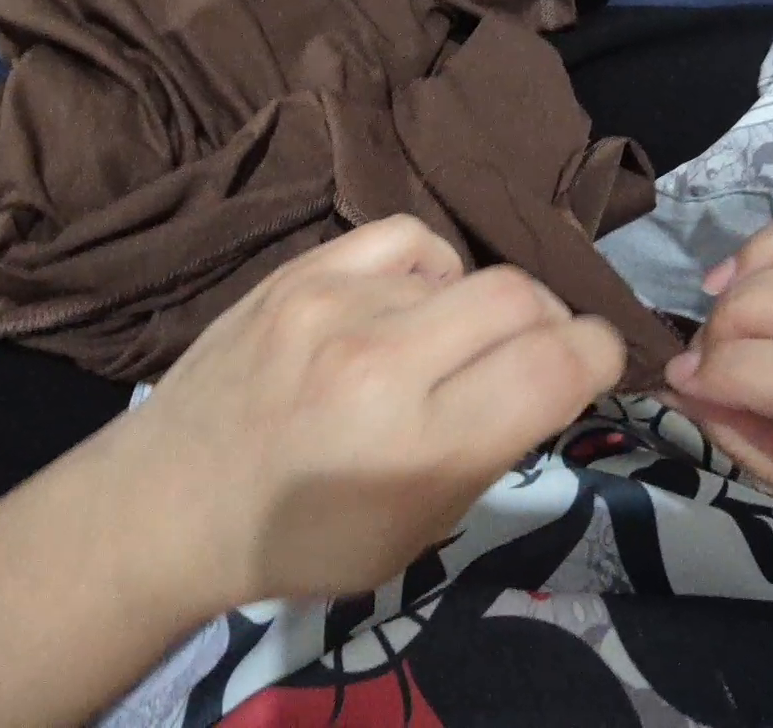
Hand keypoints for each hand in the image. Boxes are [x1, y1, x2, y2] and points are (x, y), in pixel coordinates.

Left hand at [129, 216, 622, 605]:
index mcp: (420, 444)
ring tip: (452, 337)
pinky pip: (405, 236)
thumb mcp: (420, 527)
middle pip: (522, 298)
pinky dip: (431, 267)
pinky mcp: (300, 270)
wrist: (174, 498)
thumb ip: (494, 444)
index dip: (598, 354)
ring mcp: (335, 303)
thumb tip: (548, 372)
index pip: (553, 366)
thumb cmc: (307, 537)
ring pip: (466, 270)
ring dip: (484, 306)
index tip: (593, 361)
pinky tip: (410, 298)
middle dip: (552, 324)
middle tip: (532, 351)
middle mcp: (382, 361)